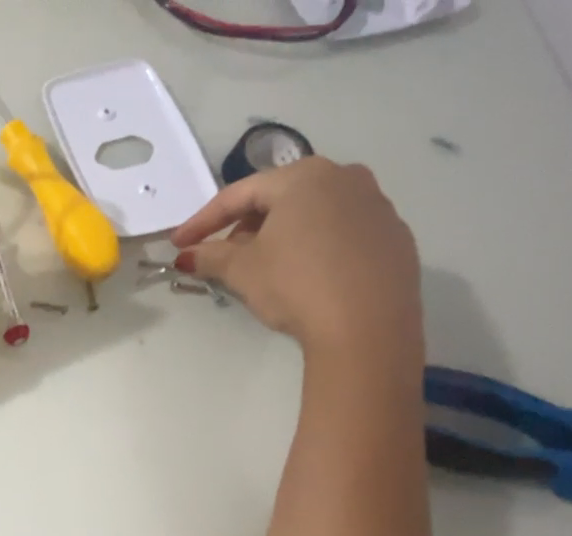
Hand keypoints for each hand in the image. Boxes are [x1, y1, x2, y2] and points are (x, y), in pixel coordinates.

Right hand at [173, 158, 421, 358]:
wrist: (366, 322)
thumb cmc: (295, 283)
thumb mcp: (241, 270)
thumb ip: (210, 256)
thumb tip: (188, 254)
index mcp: (303, 177)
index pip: (239, 194)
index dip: (202, 221)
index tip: (178, 244)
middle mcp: (344, 177)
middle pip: (279, 197)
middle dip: (244, 225)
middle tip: (221, 254)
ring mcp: (375, 203)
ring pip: (312, 212)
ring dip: (280, 233)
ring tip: (261, 265)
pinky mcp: (392, 234)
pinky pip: (340, 231)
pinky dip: (313, 245)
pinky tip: (303, 274)